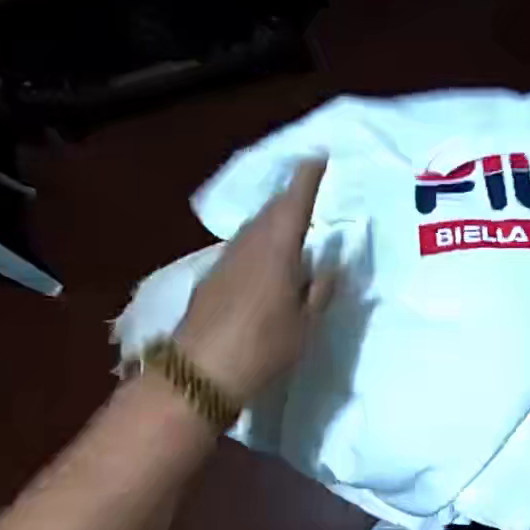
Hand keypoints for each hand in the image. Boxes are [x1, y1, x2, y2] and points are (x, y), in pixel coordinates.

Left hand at [174, 159, 334, 401]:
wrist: (200, 373)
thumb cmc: (264, 347)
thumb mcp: (305, 324)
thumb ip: (320, 292)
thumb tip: (329, 267)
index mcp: (277, 249)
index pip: (294, 201)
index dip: (307, 178)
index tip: (318, 156)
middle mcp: (249, 244)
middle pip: (271, 211)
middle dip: (290, 199)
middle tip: (309, 195)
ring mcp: (225, 259)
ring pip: (254, 229)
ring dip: (273, 222)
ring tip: (291, 228)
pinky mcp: (211, 278)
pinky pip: (242, 248)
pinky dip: (258, 244)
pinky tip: (264, 262)